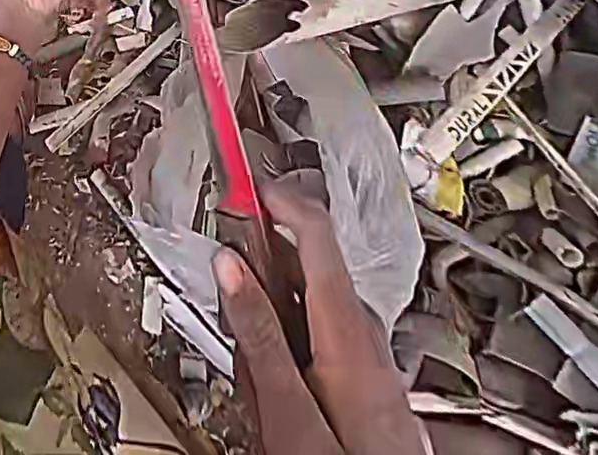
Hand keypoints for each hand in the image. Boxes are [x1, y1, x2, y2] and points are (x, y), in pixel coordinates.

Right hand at [214, 179, 425, 454]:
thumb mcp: (287, 412)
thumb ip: (257, 332)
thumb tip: (229, 263)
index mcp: (349, 332)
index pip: (317, 231)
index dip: (278, 198)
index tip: (242, 185)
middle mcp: (367, 335)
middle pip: (307, 264)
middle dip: (259, 267)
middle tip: (225, 291)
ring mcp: (371, 356)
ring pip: (309, 299)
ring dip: (270, 309)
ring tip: (252, 369)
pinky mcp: (367, 377)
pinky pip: (320, 329)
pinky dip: (289, 333)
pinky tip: (275, 382)